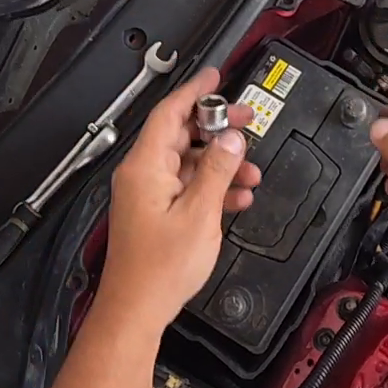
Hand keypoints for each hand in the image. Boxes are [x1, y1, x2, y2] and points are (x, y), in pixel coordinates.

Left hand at [101, 68, 261, 325]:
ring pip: (190, 161)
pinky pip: (188, 184)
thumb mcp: (199, 213)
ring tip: (250, 171)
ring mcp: (149, 192)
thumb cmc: (158, 269)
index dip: (194, 91)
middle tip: (246, 120)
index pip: (169, 113)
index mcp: (145, 167)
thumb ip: (218, 171)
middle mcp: (143, 174)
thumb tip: (231, 139)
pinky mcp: (156, 209)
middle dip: (218, 128)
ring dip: (221, 162)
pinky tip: (236, 197)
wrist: (137, 309)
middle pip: (183, 134)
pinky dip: (212, 185)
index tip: (214, 77)